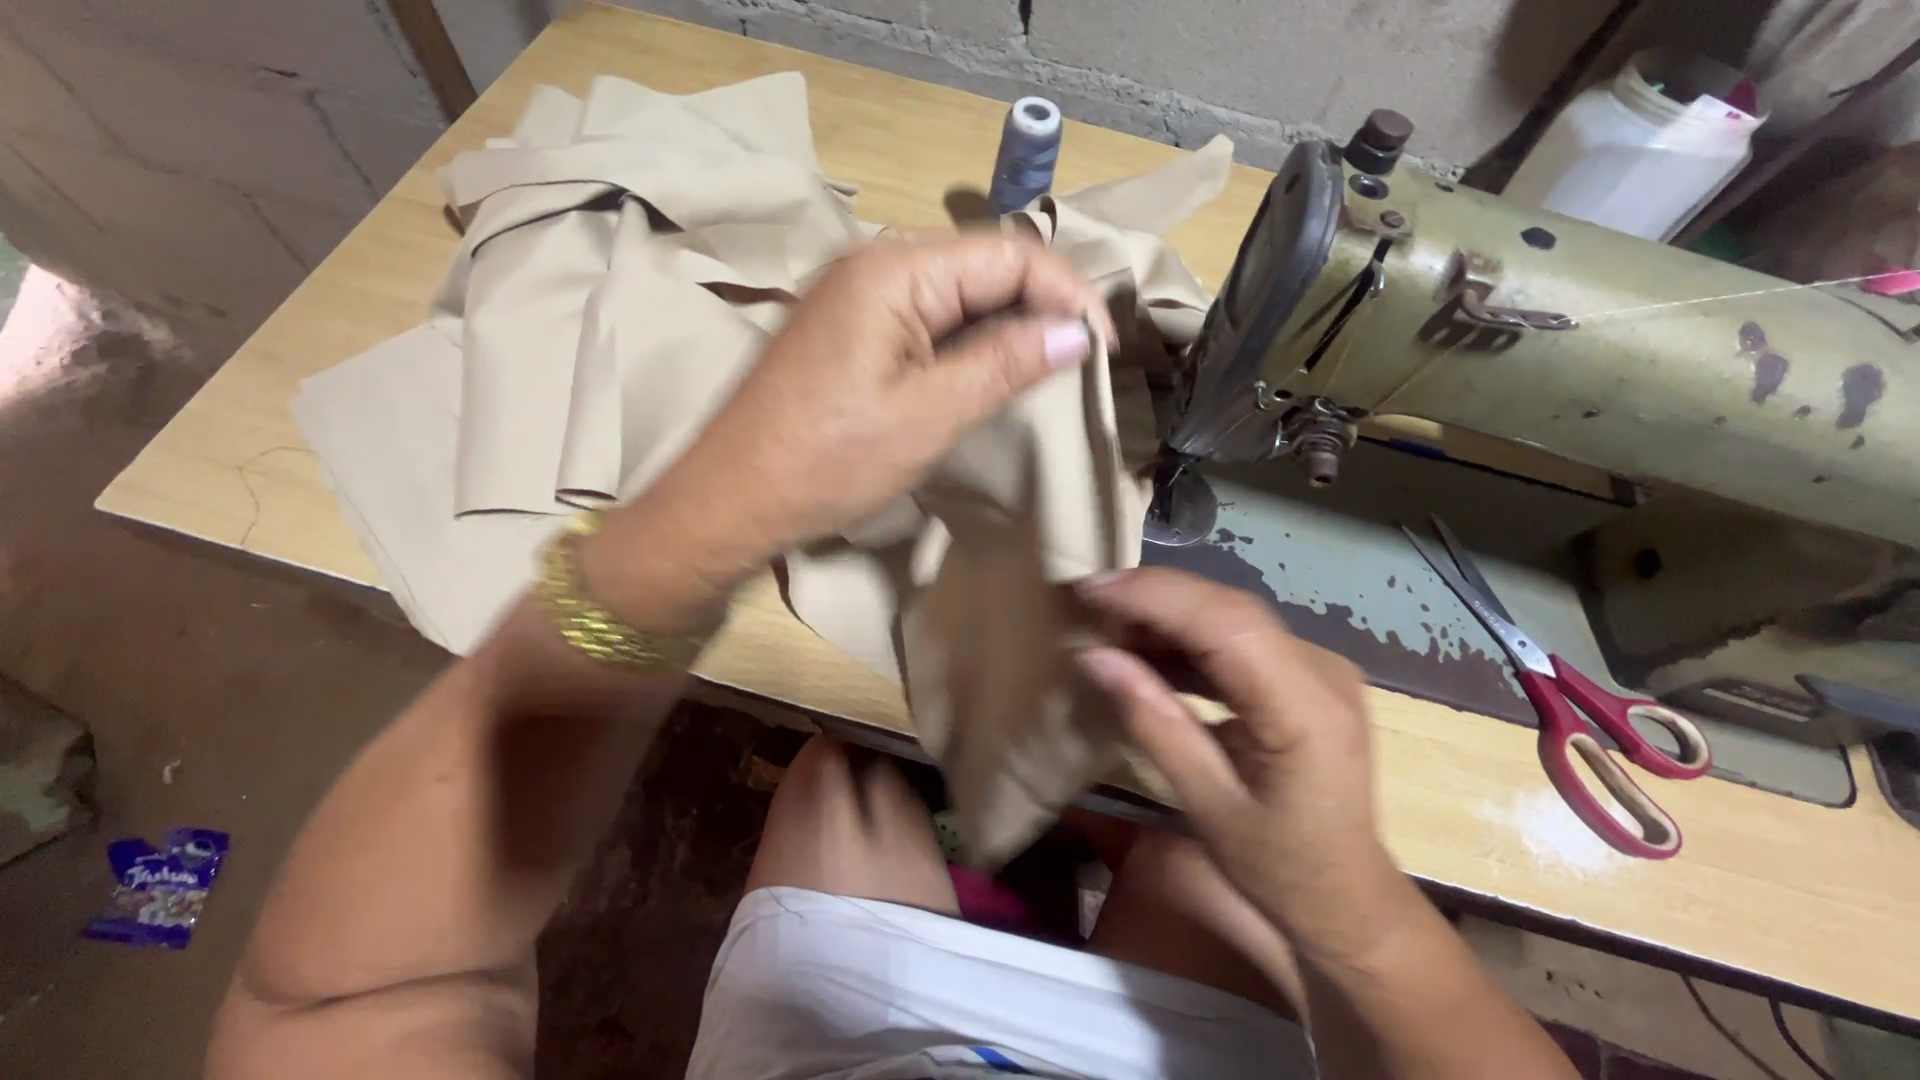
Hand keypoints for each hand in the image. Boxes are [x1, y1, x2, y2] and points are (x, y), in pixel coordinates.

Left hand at [582, 232, 1110, 622]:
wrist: (732, 499)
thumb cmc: (829, 460)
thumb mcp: (930, 414)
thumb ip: (1006, 363)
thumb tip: (1077, 333)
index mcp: (895, 269)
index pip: (1010, 254)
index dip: (1068, 294)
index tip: (1103, 351)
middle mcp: (874, 261)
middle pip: (984, 263)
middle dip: (1042, 305)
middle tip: (1081, 362)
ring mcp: (855, 291)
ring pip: (956, 290)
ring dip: (1006, 323)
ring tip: (1045, 369)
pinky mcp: (846, 325)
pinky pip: (924, 314)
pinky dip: (965, 338)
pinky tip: (987, 371)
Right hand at [1074, 568, 1411, 964]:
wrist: (1346, 897)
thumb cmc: (1279, 867)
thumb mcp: (1206, 807)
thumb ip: (1154, 725)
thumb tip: (1095, 658)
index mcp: (1307, 710)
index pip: (1228, 625)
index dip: (1157, 597)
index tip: (1092, 590)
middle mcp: (1323, 672)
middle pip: (1230, 610)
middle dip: (1155, 598)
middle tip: (1088, 603)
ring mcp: (1320, 670)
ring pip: (1233, 618)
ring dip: (1168, 616)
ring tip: (1107, 626)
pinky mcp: (1306, 676)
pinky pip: (1241, 640)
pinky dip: (1189, 640)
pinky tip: (1147, 650)